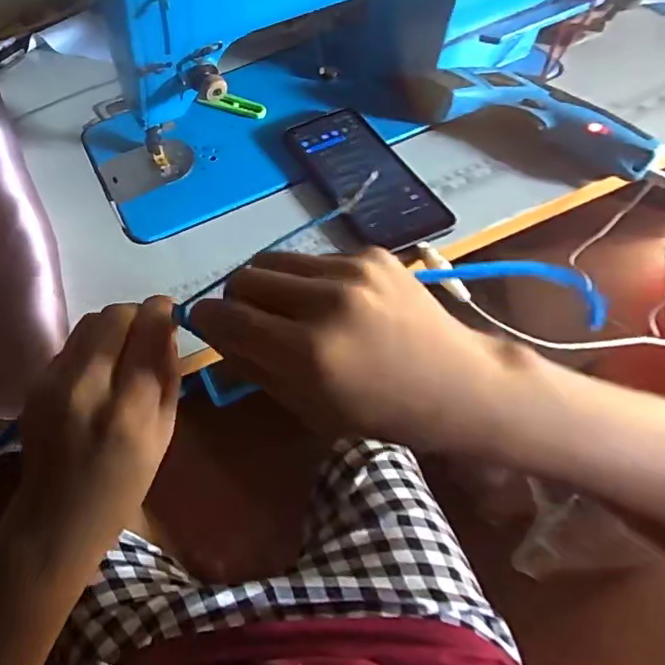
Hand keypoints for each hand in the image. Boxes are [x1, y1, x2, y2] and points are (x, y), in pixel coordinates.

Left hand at [17, 296, 180, 553]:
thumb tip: (167, 327)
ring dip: (113, 326)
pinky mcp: (36, 382)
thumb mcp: (163, 435)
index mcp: (126, 409)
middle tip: (147, 331)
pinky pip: (72, 343)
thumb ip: (167, 375)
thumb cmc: (123, 484)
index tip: (169, 310)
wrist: (56, 516)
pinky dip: (92, 345)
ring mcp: (53, 382)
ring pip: (90, 321)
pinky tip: (98, 370)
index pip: (146, 332)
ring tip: (123, 349)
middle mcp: (85, 387)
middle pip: (114, 316)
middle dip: (136, 314)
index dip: (160, 311)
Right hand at [189, 249, 543, 454]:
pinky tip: (334, 302)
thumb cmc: (385, 412)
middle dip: (235, 298)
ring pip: (275, 260)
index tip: (204, 322)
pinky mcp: (371, 252)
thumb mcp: (312, 407)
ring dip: (269, 283)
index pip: (228, 317)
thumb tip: (213, 331)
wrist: (461, 381)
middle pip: (245, 276)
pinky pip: (314, 258)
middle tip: (249, 318)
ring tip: (288, 308)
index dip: (206, 318)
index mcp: (310, 353)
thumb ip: (254, 366)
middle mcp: (327, 301)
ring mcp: (352, 269)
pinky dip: (308, 279)